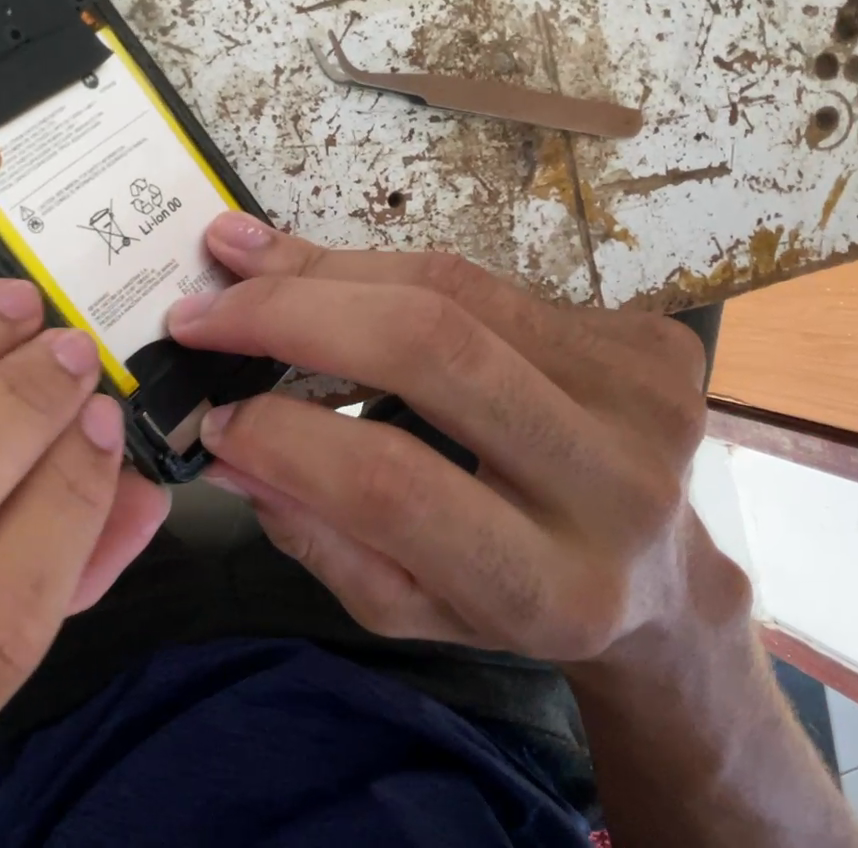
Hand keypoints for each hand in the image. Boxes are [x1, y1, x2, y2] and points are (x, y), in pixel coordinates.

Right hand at [167, 214, 749, 668]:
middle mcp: (616, 483)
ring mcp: (644, 394)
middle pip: (432, 349)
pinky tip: (313, 269)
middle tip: (201, 309)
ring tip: (237, 254)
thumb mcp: (401, 603)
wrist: (656, 573)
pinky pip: (479, 279)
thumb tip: (227, 446)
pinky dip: (377, 269)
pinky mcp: (647, 339)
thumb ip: (313, 532)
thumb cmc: (507, 602)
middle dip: (291, 314)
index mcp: (548, 586)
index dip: (284, 437)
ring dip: (322, 268)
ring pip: (451, 289)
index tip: (211, 414)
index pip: (392, 483)